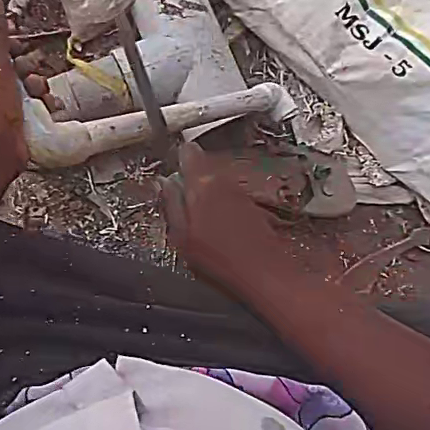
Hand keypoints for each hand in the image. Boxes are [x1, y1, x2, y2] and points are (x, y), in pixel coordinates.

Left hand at [0, 0, 27, 177]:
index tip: (18, 48)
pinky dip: (44, 109)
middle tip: (30, 73)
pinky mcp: (16, 130)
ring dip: (38, 90)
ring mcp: (0, 113)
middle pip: (13, 71)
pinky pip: (35, 113)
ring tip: (39, 94)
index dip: (9, 48)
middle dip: (28, 70)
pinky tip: (49, 109)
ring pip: (26, 92)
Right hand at [160, 140, 300, 297]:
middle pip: (203, 173)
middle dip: (192, 188)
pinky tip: (220, 239)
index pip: (188, 153)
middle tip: (182, 215)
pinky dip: (223, 216)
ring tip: (201, 232)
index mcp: (203, 184)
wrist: (264, 275)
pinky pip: (231, 205)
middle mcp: (225, 183)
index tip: (170, 174)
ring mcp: (243, 196)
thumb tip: (164, 184)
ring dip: (208, 203)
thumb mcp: (180, 236)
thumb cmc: (218, 259)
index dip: (178, 159)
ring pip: (218, 190)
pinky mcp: (255, 211)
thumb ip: (171, 205)